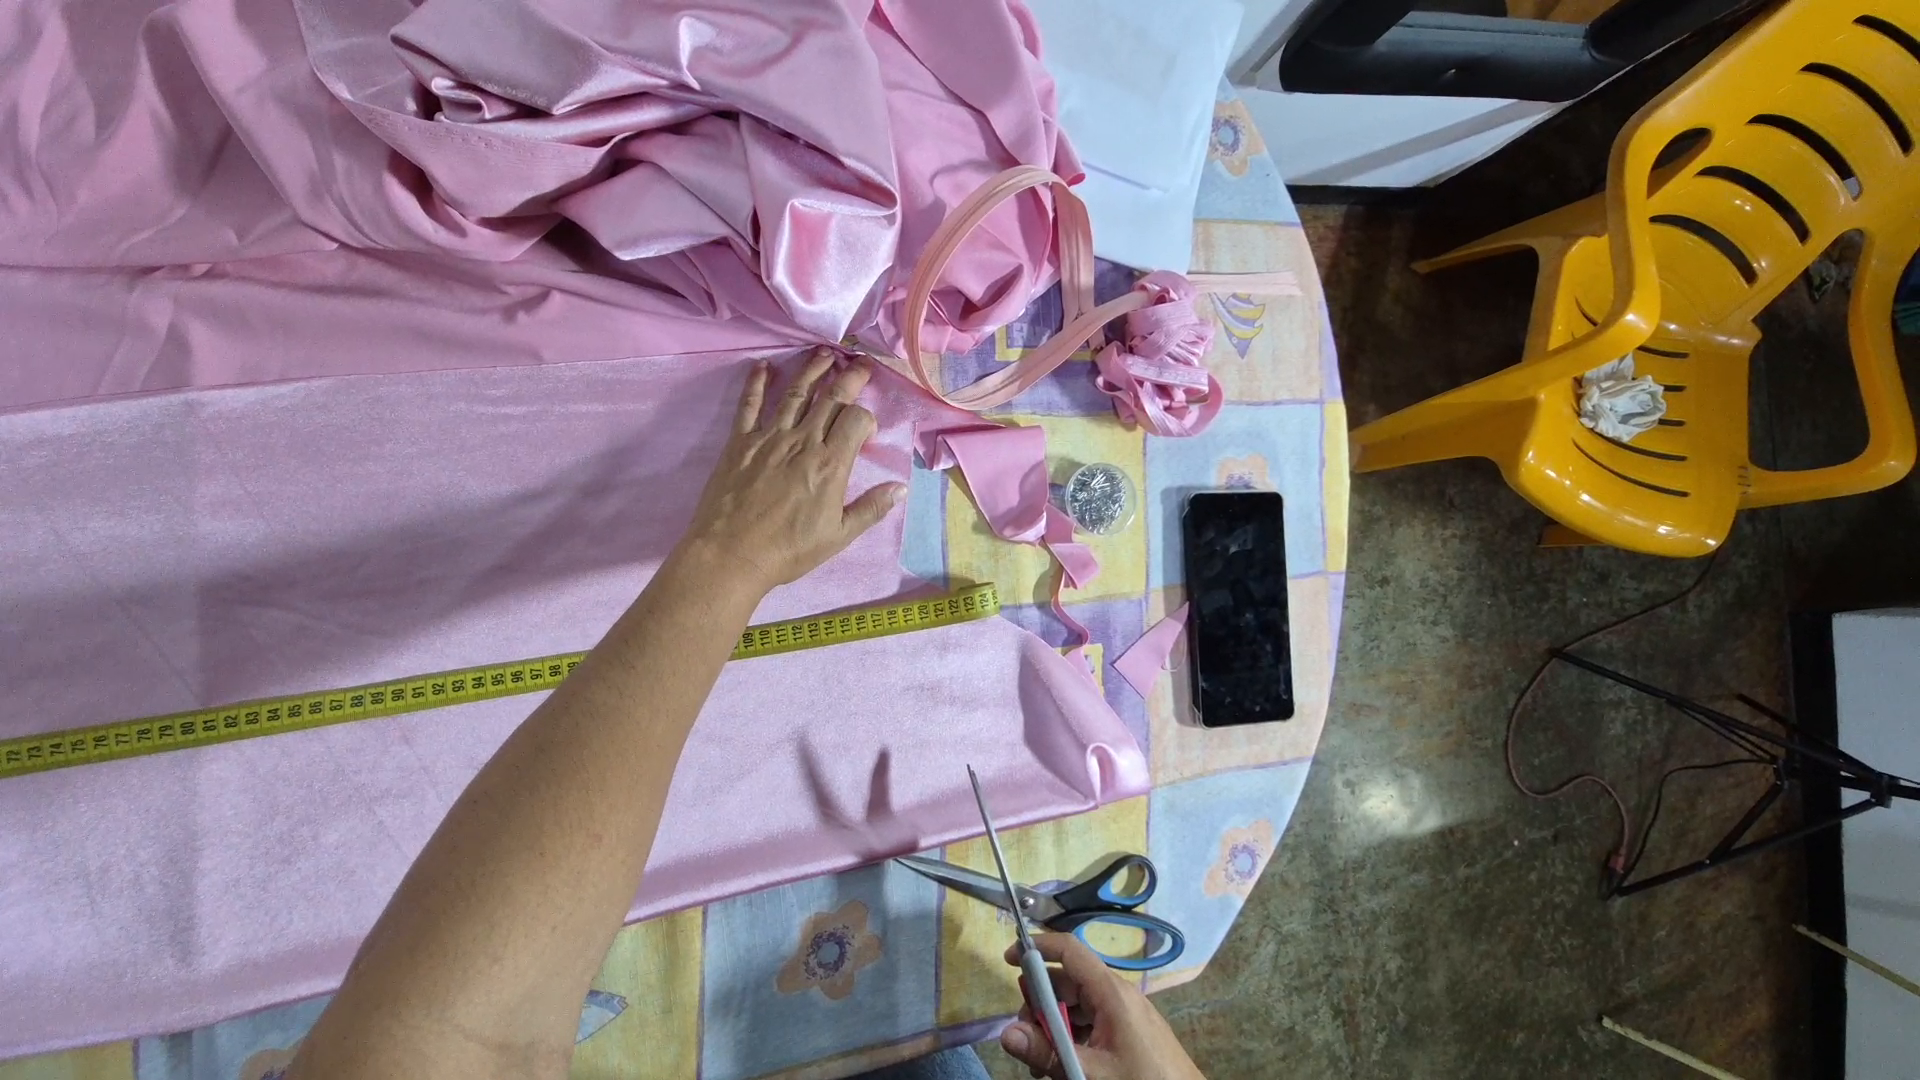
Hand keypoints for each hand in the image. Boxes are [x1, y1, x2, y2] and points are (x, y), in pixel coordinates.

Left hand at [679, 347, 903, 594]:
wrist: (731, 553)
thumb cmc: (789, 550)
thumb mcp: (838, 536)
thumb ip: (871, 509)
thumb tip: (900, 488)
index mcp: (831, 464)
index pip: (856, 420)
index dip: (867, 418)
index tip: (867, 429)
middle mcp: (803, 442)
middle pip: (831, 397)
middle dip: (849, 377)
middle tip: (859, 363)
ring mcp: (770, 437)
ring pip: (796, 393)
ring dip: (812, 370)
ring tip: (824, 354)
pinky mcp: (740, 441)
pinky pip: (750, 404)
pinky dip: (757, 382)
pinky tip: (764, 366)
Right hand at [1000, 934, 1205, 1079]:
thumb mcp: (1091, 1072)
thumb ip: (1048, 1052)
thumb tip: (1005, 1034)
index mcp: (1110, 991)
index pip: (1069, 949)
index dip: (1038, 947)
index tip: (1009, 959)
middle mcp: (1116, 993)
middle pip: (1067, 981)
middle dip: (1039, 1005)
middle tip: (1023, 1038)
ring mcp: (1123, 1012)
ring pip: (1076, 1006)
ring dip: (1053, 1027)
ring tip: (1039, 1065)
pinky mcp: (1128, 1031)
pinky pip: (1090, 1023)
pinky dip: (1071, 1038)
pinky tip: (1062, 1064)